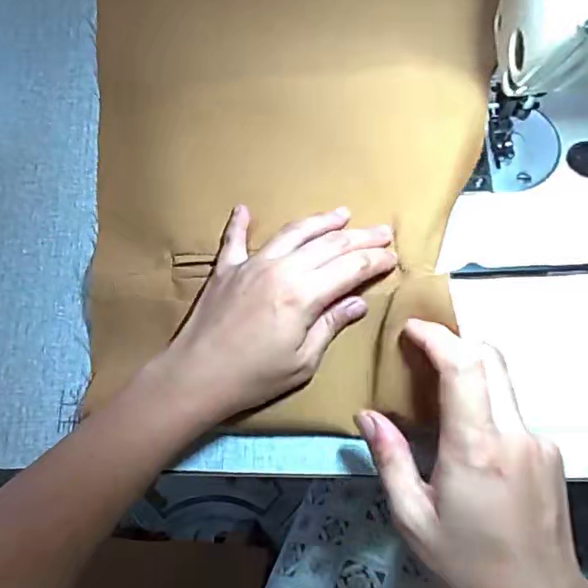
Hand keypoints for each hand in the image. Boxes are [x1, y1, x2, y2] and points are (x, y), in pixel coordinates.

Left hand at [151, 205, 397, 422]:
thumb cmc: (254, 378)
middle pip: (328, 245)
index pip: (350, 268)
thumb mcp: (303, 362)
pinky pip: (234, 239)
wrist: (195, 376)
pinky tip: (244, 209)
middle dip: (359, 237)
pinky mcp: (224, 269)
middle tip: (382, 231)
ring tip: (341, 213)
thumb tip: (357, 303)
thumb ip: (330, 326)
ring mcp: (250, 264)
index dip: (375, 260)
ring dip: (319, 222)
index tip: (393, 256)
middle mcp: (280, 269)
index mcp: (304, 294)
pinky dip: (240, 223)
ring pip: (292, 233)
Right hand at [360, 320, 587, 587]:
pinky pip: (512, 410)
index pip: (463, 366)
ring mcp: (540, 442)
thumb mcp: (414, 519)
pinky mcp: (550, 454)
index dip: (436, 337)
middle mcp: (515, 434)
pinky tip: (463, 433)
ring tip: (434, 390)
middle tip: (419, 349)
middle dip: (454, 341)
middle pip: (491, 359)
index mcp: (476, 448)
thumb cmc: (467, 568)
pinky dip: (484, 402)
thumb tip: (368, 416)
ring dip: (470, 371)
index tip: (409, 329)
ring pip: (503, 382)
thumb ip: (390, 460)